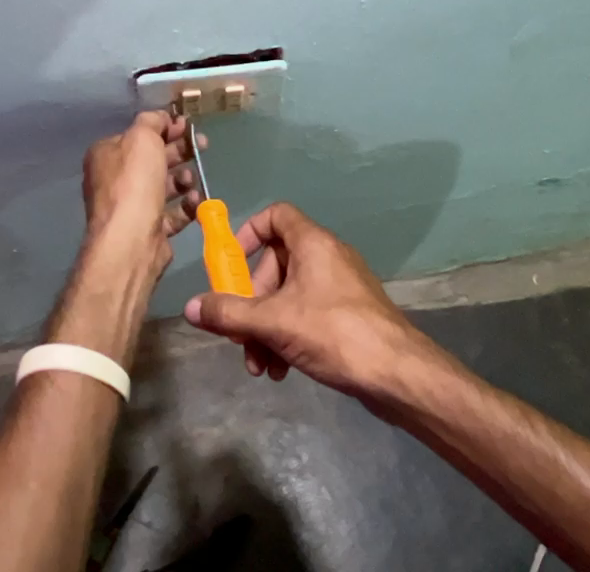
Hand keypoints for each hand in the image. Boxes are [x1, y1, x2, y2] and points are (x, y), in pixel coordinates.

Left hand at [80, 111, 204, 269]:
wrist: (131, 240)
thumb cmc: (134, 182)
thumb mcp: (142, 138)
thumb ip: (152, 122)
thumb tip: (161, 117)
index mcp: (107, 155)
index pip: (137, 135)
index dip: (163, 128)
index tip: (187, 125)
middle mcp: (114, 180)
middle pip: (152, 159)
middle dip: (179, 151)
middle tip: (202, 145)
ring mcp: (130, 207)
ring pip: (163, 186)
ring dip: (183, 179)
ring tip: (190, 179)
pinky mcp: (148, 229)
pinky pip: (171, 213)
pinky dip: (186, 206)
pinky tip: (196, 202)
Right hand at [182, 202, 428, 402]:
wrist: (399, 374)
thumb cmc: (334, 332)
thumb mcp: (273, 322)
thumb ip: (229, 313)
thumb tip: (190, 308)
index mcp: (312, 243)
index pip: (275, 215)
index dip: (248, 234)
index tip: (230, 266)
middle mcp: (327, 257)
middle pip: (276, 264)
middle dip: (252, 301)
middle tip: (240, 332)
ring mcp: (340, 287)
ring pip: (289, 297)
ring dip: (266, 329)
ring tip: (259, 365)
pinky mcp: (349, 316)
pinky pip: (307, 316)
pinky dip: (288, 337)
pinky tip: (281, 371)